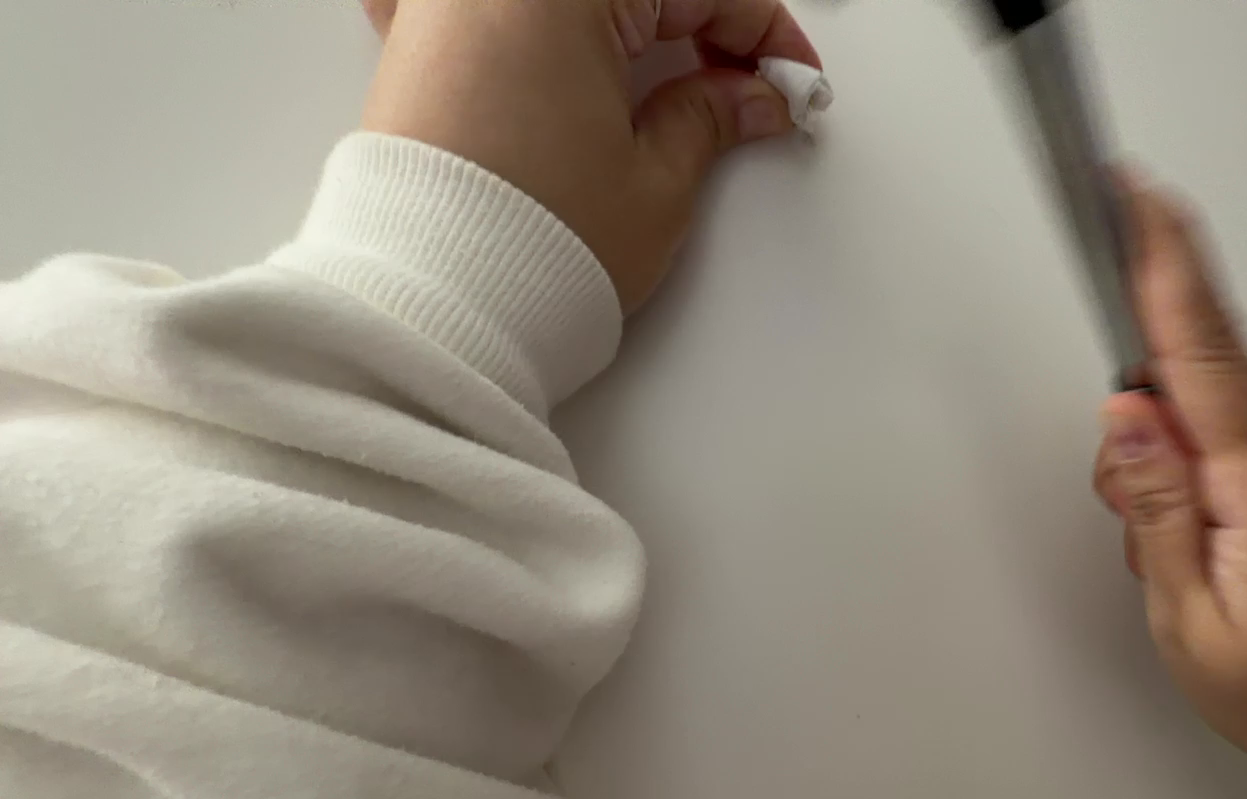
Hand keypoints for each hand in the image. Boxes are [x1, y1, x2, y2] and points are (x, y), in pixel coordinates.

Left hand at [358, 0, 820, 313]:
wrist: (438, 298)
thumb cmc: (532, 244)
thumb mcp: (655, 183)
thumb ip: (711, 120)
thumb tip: (750, 99)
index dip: (765, 29)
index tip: (796, 76)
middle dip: (713, 26)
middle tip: (756, 86)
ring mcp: (450, 0)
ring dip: (652, 26)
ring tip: (696, 84)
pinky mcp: (427, 38)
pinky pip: (526, 13)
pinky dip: (580, 34)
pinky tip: (607, 65)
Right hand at [1093, 184, 1246, 776]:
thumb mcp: (1189, 618)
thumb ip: (1155, 507)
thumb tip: (1124, 415)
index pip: (1206, 355)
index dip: (1166, 270)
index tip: (1135, 198)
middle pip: (1186, 392)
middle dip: (1139, 443)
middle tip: (1145, 534)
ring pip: (1201, 423)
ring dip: (1167, 476)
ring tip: (1186, 562)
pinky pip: (1229, 443)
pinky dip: (1197, 479)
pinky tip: (1210, 543)